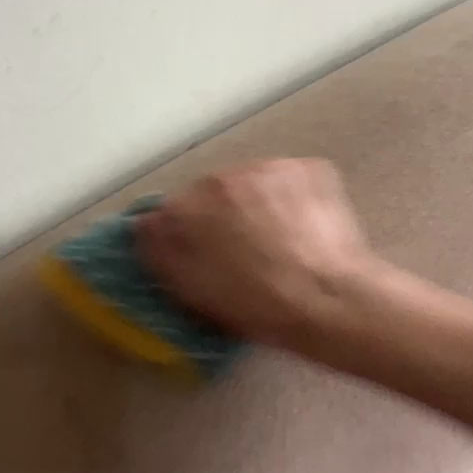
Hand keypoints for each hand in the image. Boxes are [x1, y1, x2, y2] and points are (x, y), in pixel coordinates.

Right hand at [135, 158, 380, 346]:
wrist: (328, 299)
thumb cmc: (255, 306)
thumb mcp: (192, 291)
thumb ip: (159, 251)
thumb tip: (144, 225)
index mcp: (187, 207)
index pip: (170, 212)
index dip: (184, 237)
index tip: (200, 259)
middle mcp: (222, 176)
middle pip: (211, 194)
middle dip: (220, 217)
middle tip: (241, 254)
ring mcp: (269, 167)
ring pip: (251, 184)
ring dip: (255, 204)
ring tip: (276, 241)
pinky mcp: (309, 168)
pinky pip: (288, 181)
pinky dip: (291, 199)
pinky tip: (302, 228)